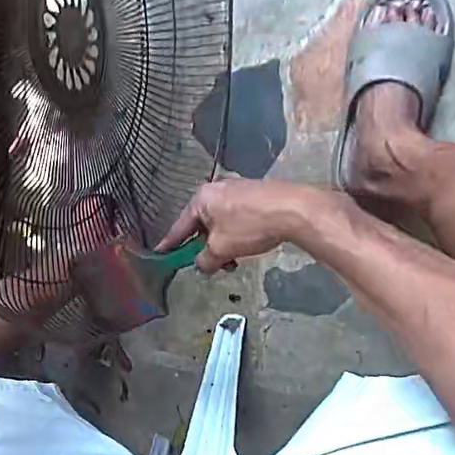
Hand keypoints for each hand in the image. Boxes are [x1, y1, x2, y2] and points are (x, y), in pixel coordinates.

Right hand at [157, 179, 345, 273]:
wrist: (294, 209)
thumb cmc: (251, 226)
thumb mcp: (221, 249)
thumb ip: (204, 260)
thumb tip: (202, 265)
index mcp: (201, 199)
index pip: (179, 227)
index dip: (170, 244)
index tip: (160, 253)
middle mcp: (216, 189)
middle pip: (201, 224)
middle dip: (205, 246)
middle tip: (212, 263)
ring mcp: (237, 188)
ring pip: (221, 222)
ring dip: (223, 242)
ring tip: (235, 258)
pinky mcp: (255, 192)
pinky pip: (237, 216)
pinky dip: (237, 233)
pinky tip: (248, 245)